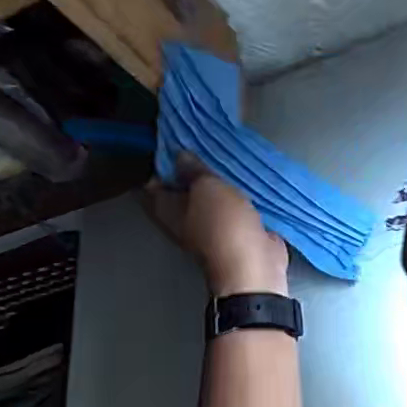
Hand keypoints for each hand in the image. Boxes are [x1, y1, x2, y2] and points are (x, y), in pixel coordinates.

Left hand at [145, 157, 289, 294]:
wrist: (252, 264)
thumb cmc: (222, 224)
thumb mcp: (207, 187)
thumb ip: (193, 169)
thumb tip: (180, 156)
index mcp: (162, 205)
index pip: (154, 177)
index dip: (166, 159)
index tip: (183, 142)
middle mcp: (179, 216)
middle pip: (183, 186)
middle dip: (196, 170)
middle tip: (211, 148)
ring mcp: (207, 226)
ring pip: (209, 198)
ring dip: (219, 184)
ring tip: (231, 161)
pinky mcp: (232, 232)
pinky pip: (232, 209)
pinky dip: (238, 198)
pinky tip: (248, 183)